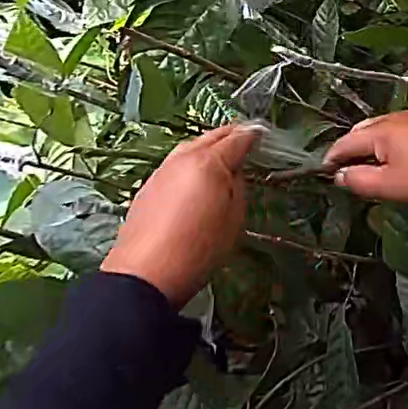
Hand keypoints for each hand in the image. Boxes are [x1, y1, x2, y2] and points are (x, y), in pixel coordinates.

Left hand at [101, 123, 261, 307]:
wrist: (146, 274)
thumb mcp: (234, 219)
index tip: (262, 133)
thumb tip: (234, 172)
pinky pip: (176, 164)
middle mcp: (184, 159)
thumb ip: (237, 187)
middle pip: (210, 137)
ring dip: (208, 145)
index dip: (252, 135)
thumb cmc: (199, 248)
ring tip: (222, 152)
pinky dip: (191, 161)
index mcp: (209, 163)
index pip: (236, 140)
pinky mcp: (148, 187)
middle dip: (229, 134)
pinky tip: (196, 174)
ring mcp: (162, 171)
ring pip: (190, 147)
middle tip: (245, 135)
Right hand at [324, 112, 407, 202]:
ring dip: (370, 142)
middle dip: (350, 146)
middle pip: (362, 130)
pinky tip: (396, 154)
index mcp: (378, 131)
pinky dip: (388, 140)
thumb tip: (339, 175)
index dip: (332, 157)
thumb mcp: (388, 185)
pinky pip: (399, 128)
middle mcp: (393, 118)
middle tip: (345, 165)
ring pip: (381, 126)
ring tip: (368, 160)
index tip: (324, 170)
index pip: (345, 142)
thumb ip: (359, 180)